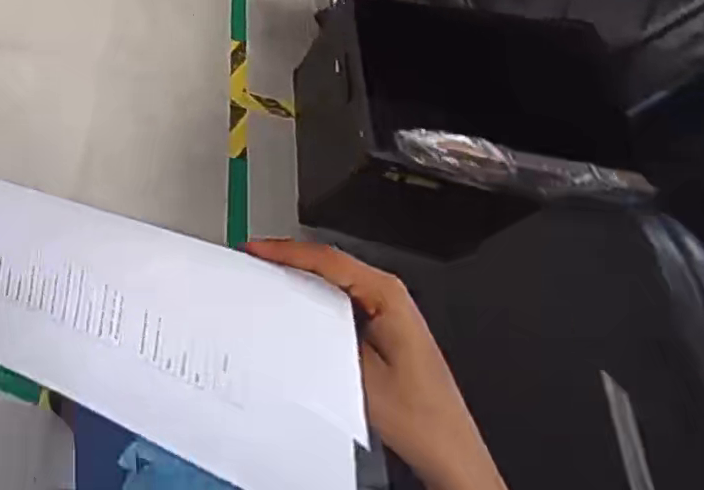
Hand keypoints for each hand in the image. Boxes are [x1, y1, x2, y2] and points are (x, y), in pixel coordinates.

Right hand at [244, 241, 506, 489]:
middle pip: (328, 261)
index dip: (285, 250)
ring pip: (331, 277)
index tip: (255, 249)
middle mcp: (387, 293)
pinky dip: (310, 294)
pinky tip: (291, 303)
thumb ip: (319, 334)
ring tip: (264, 276)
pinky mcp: (379, 323)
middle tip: (252, 259)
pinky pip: (337, 296)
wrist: (451, 454)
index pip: (326, 258)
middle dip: (287, 257)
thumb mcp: (358, 373)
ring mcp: (385, 307)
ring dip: (298, 275)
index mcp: (386, 293)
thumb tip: (284, 308)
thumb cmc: (420, 417)